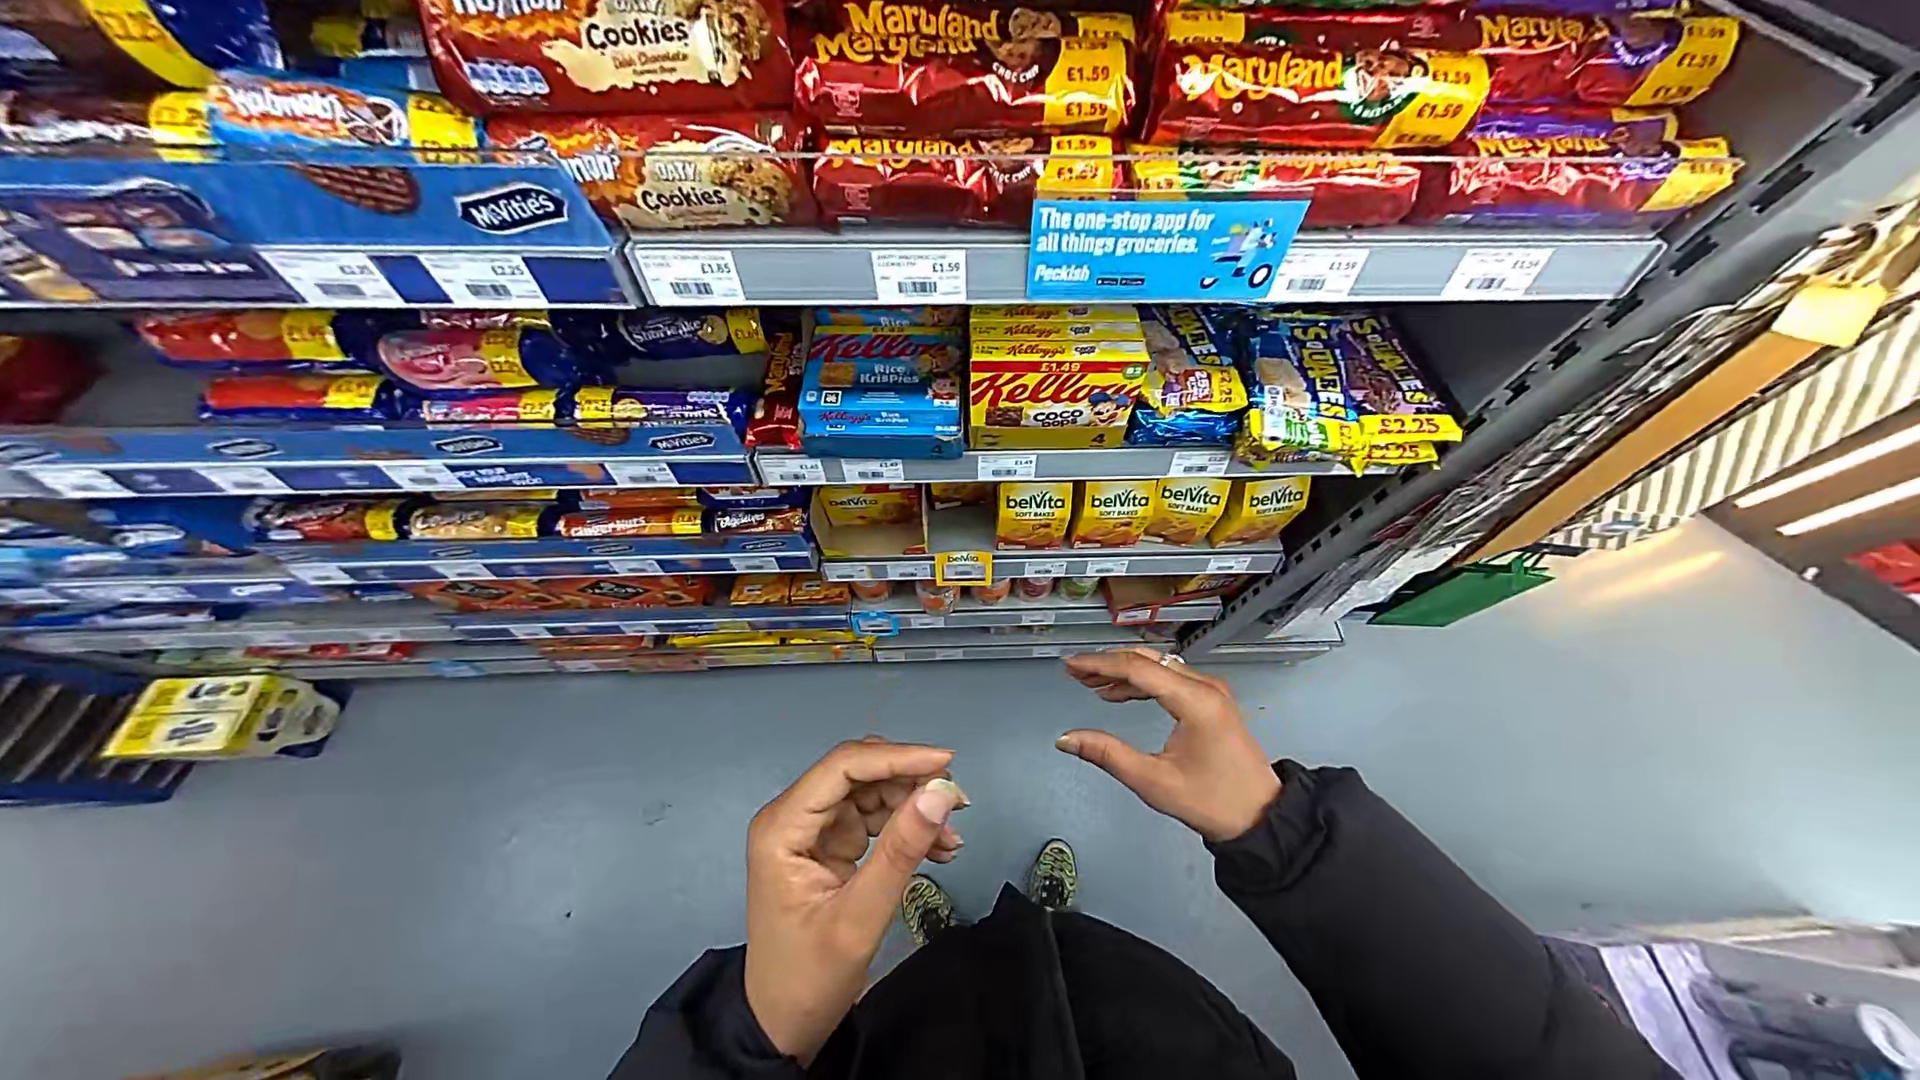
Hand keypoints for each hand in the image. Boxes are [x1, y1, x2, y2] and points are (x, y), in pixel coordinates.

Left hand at [744, 738, 965, 1063]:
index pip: (843, 767)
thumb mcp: (859, 918)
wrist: (783, 1025)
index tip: (945, 762)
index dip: (896, 757)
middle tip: (956, 802)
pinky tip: (939, 846)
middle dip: (910, 780)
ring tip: (951, 834)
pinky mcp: (834, 841)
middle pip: (860, 773)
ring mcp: (816, 827)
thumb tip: (941, 793)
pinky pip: (878, 816)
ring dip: (915, 805)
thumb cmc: (808, 977)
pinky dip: (909, 826)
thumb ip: (901, 851)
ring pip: (874, 791)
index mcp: (783, 826)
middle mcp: (795, 815)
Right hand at [1057, 648, 1281, 842]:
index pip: (1138, 668)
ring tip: (1090, 683)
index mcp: (1196, 702)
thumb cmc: (1214, 801)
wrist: (1260, 816)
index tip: (1072, 666)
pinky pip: (1169, 677)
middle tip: (1075, 672)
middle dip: (1107, 664)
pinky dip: (1140, 681)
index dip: (1099, 664)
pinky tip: (1119, 692)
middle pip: (1147, 660)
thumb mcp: (1153, 782)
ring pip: (1157, 666)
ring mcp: (1211, 691)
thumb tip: (1068, 739)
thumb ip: (1106, 755)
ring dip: (1122, 671)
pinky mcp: (1211, 699)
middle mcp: (1206, 688)